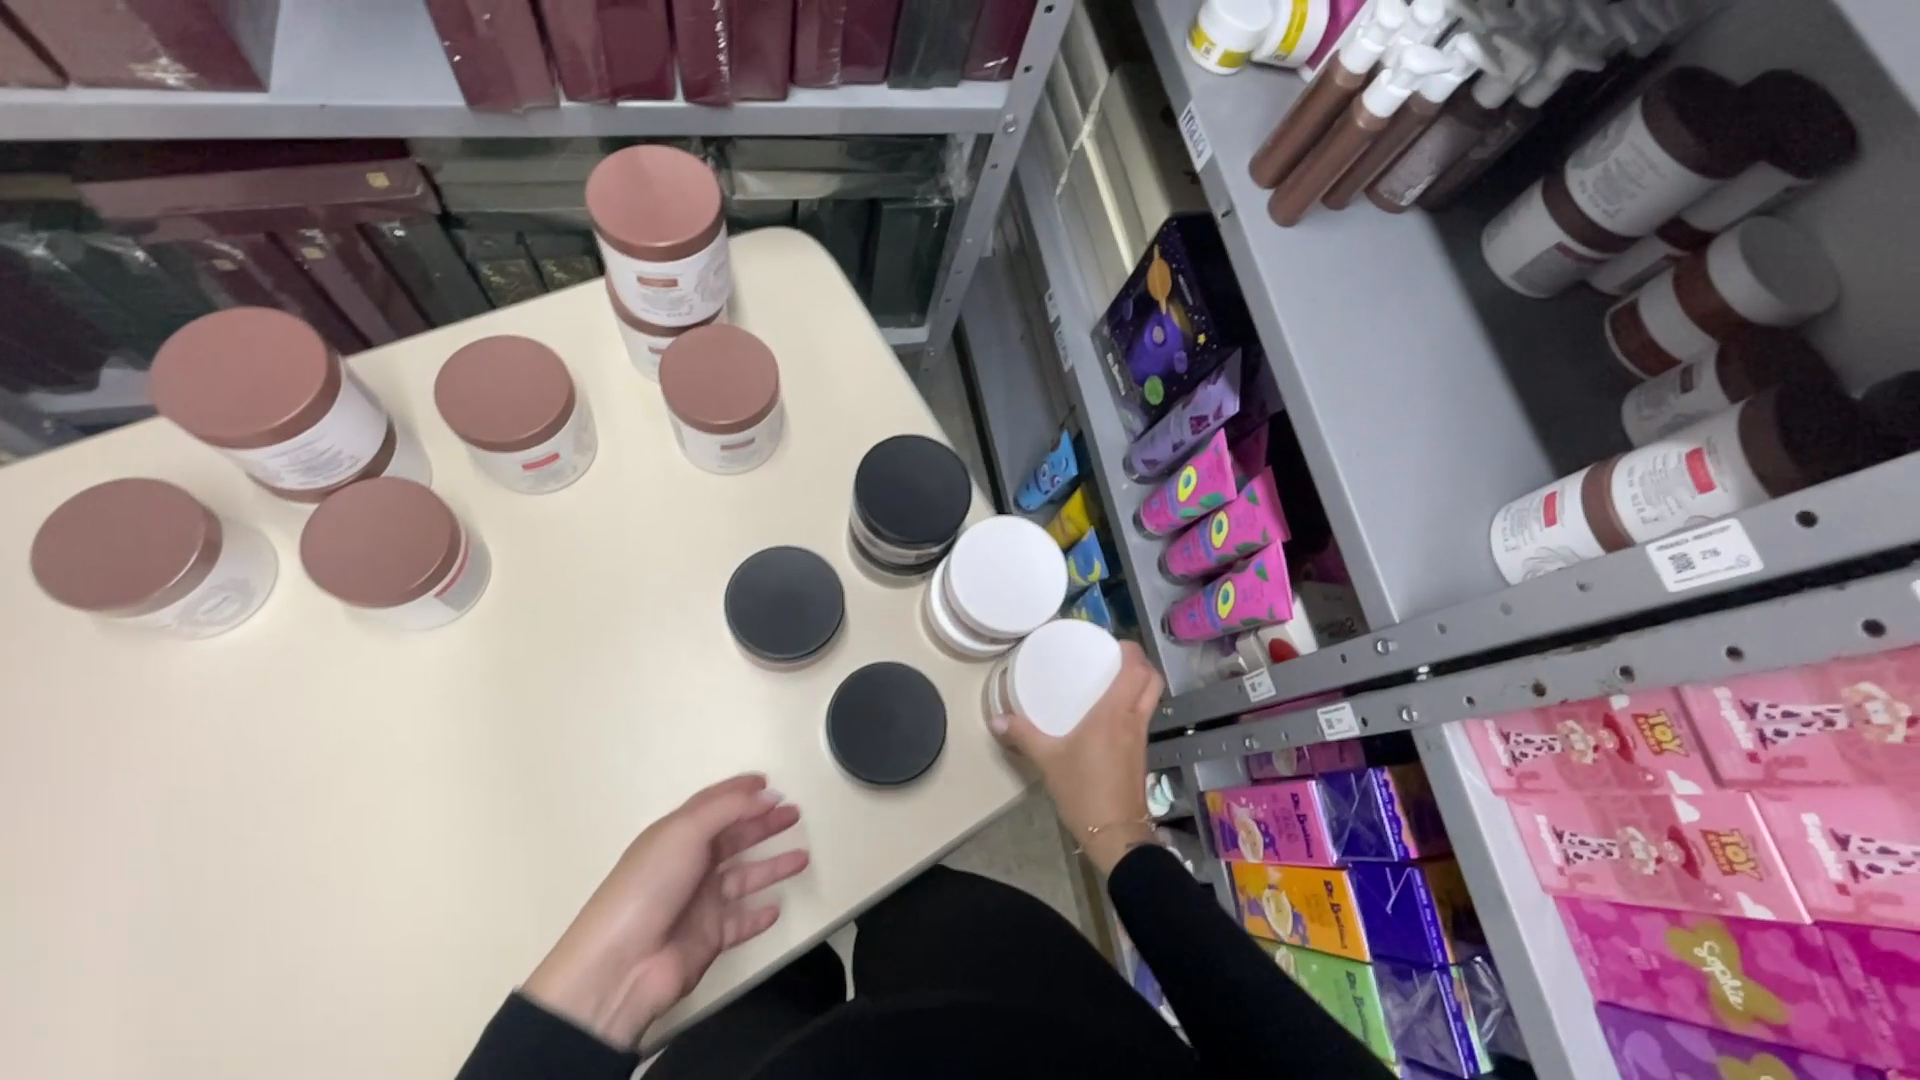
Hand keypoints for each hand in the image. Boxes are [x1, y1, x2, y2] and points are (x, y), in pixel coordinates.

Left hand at [521, 774, 809, 1049]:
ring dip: (772, 867)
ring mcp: (700, 902)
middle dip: (763, 824)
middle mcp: (689, 864)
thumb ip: (730, 809)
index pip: (713, 804)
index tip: (768, 783)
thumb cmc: (651, 885)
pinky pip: (740, 922)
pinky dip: (758, 915)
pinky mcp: (709, 937)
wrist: (624, 964)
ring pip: (744, 878)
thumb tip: (768, 795)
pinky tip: (777, 908)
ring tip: (803, 858)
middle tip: (794, 814)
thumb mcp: (686, 832)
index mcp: (676, 834)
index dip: (740, 791)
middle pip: (733, 838)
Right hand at [991, 642, 1163, 874]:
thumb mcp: (1048, 760)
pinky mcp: (1140, 756)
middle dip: (1140, 663)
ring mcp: (1141, 739)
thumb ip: (1023, 735)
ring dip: (1139, 684)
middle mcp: (1134, 720)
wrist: (1116, 834)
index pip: (1136, 670)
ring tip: (1111, 679)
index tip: (1112, 641)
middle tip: (1114, 657)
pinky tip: (1109, 715)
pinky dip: (1133, 706)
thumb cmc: (1084, 790)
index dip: (1131, 650)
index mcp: (1115, 714)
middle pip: (1152, 681)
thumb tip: (996, 717)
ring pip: (1151, 700)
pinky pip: (1142, 718)